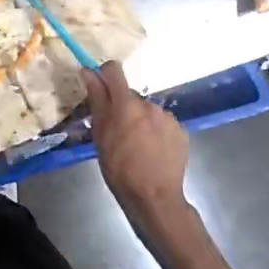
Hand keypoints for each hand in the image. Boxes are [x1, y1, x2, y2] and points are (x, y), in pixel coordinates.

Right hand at [84, 60, 188, 220]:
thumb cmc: (120, 168)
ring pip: (147, 110)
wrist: (155, 198)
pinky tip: (152, 151)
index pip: (114, 70)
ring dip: (140, 119)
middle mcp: (149, 104)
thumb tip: (88, 71)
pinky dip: (155, 131)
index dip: (104, 76)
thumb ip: (97, 99)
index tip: (100, 89)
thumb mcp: (101, 134)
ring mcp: (168, 118)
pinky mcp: (181, 131)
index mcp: (126, 103)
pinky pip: (162, 123)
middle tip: (117, 130)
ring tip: (137, 145)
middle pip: (130, 94)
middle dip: (122, 106)